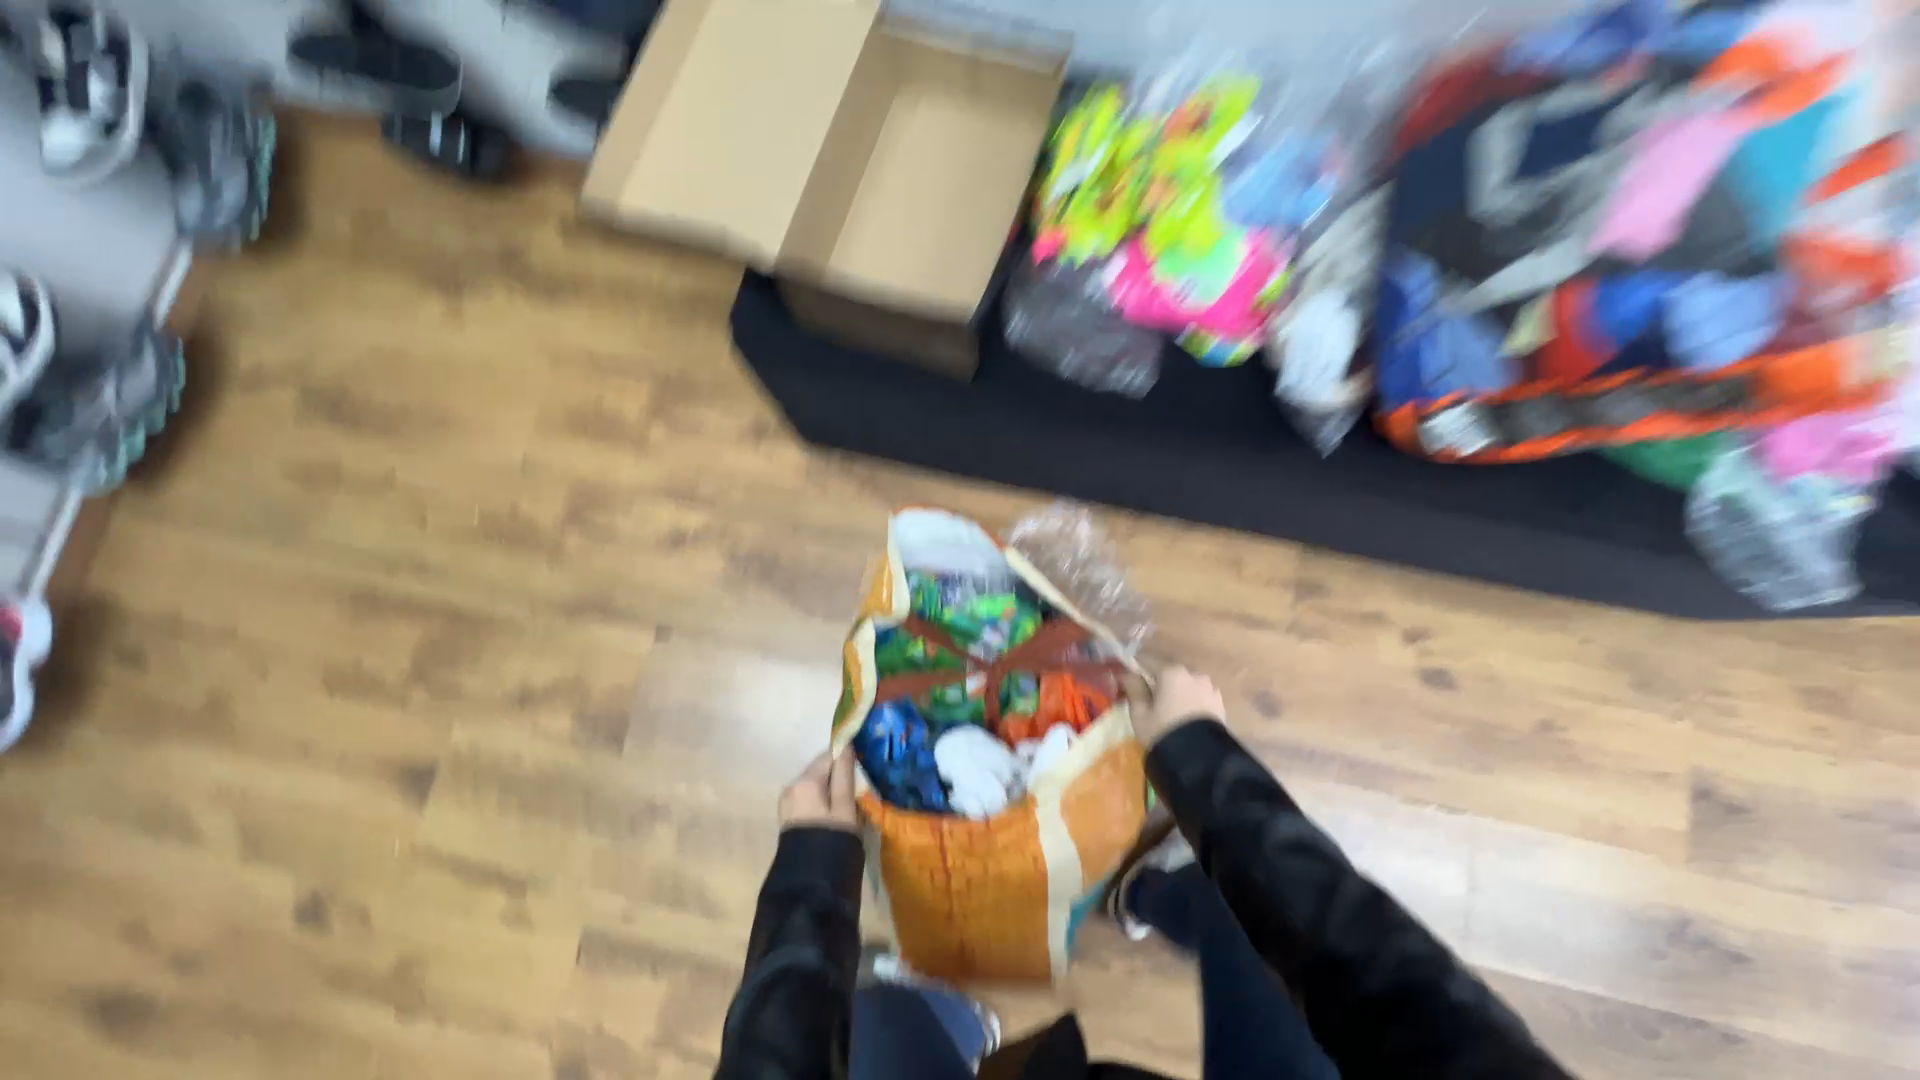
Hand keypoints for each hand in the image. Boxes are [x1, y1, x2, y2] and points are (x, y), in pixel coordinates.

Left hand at [778, 750, 860, 831]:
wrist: (808, 877)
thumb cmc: (831, 839)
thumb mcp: (844, 808)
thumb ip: (844, 776)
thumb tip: (845, 746)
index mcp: (806, 781)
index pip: (828, 755)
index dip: (846, 756)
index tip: (862, 765)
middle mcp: (791, 785)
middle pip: (818, 768)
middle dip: (837, 772)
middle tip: (857, 785)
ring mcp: (785, 800)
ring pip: (812, 782)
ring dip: (828, 785)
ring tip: (846, 799)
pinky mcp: (785, 814)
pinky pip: (805, 795)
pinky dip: (818, 796)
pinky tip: (830, 810)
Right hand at [1123, 665, 1225, 747]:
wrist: (1200, 759)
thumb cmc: (1163, 732)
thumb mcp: (1140, 714)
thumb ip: (1134, 689)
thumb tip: (1128, 674)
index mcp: (1171, 672)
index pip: (1148, 661)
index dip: (1137, 668)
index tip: (1130, 679)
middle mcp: (1193, 674)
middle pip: (1170, 672)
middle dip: (1160, 682)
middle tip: (1151, 699)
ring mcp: (1209, 687)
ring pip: (1187, 684)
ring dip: (1178, 691)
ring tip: (1171, 710)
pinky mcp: (1219, 703)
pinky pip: (1200, 696)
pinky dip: (1192, 701)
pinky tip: (1186, 716)